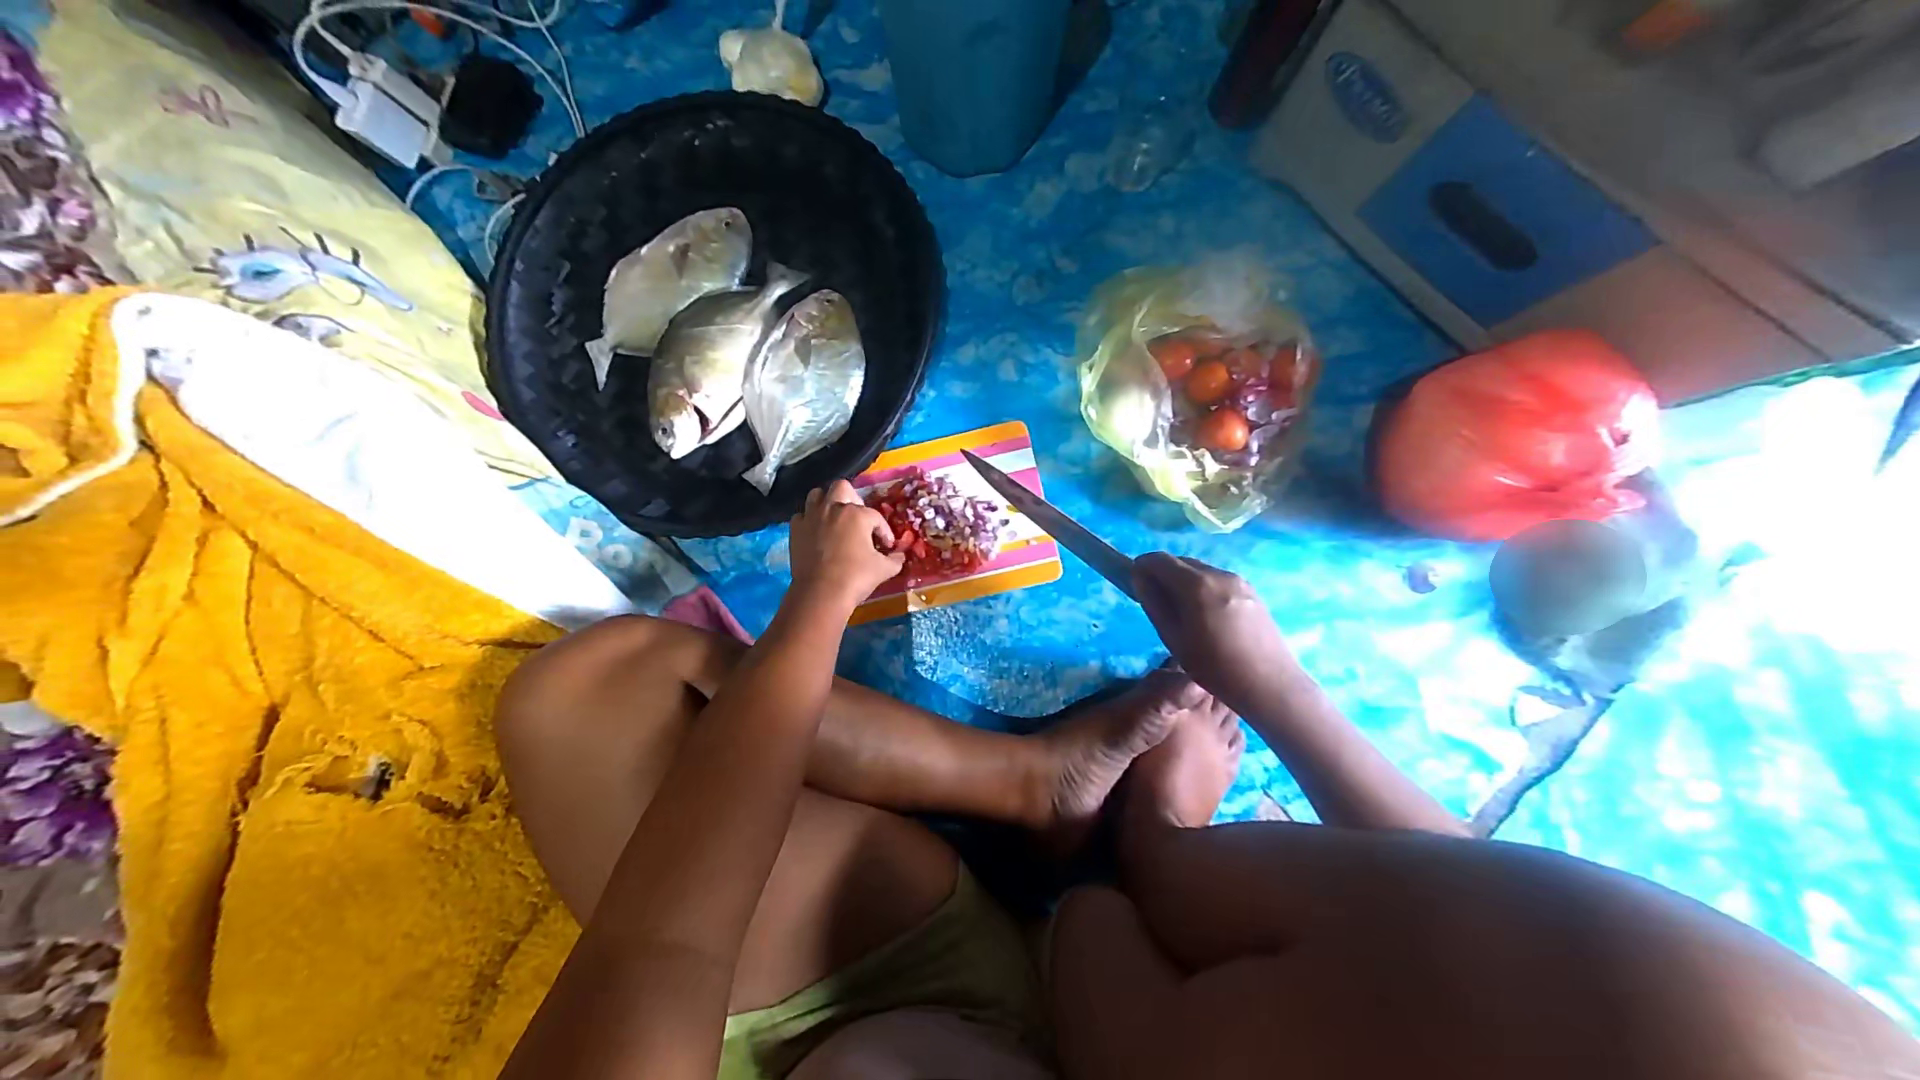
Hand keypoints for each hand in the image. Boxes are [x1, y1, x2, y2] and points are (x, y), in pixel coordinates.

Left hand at [788, 480, 905, 611]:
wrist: (821, 593)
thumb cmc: (855, 577)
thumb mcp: (883, 569)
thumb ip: (894, 560)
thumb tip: (899, 556)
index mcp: (857, 515)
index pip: (875, 517)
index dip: (884, 531)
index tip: (886, 546)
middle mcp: (832, 508)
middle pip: (842, 488)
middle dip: (853, 499)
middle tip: (858, 518)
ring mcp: (811, 517)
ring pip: (817, 495)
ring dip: (827, 503)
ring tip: (835, 519)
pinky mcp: (795, 530)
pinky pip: (802, 516)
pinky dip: (810, 521)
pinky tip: (817, 533)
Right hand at [1133, 553, 1296, 711]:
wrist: (1269, 684)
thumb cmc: (1215, 667)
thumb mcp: (1174, 638)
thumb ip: (1155, 603)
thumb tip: (1140, 578)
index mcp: (1196, 584)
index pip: (1159, 559)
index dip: (1142, 567)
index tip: (1137, 586)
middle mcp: (1218, 573)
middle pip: (1181, 561)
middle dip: (1164, 574)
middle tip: (1158, 602)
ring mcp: (1239, 580)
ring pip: (1200, 570)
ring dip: (1184, 581)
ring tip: (1184, 613)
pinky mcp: (1251, 591)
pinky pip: (1217, 580)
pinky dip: (1203, 588)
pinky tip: (1207, 616)